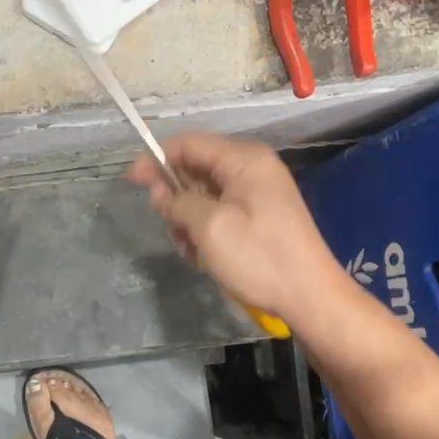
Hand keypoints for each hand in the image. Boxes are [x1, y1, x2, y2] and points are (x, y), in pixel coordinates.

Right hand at [128, 134, 344, 322]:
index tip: (131, 182)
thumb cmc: (258, 256)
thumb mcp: (209, 227)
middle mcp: (250, 167)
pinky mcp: (255, 214)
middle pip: (194, 167)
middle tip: (166, 225)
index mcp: (243, 159)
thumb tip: (157, 190)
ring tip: (186, 246)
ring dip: (184, 218)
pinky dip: (200, 227)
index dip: (156, 158)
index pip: (188, 143)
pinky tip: (198, 252)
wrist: (307, 294)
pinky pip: (216, 209)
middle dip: (173, 195)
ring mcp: (254, 191)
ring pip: (201, 192)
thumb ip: (177, 201)